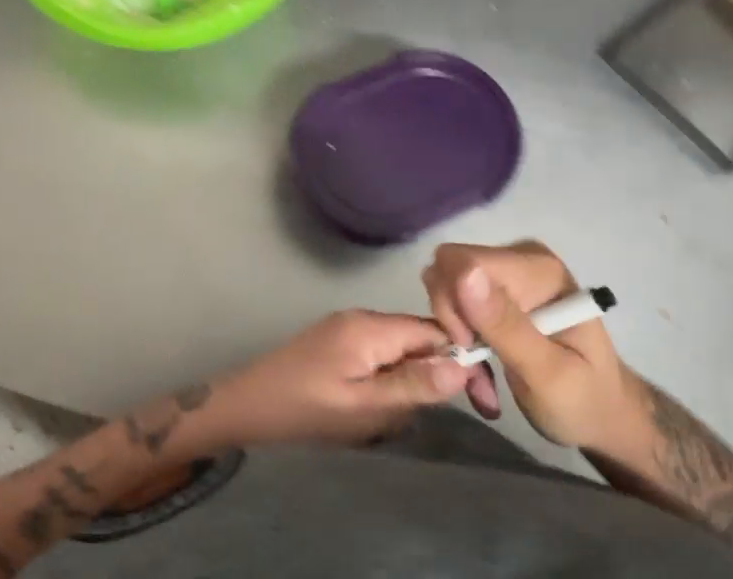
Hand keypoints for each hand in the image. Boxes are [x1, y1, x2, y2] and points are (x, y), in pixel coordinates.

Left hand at [198, 310, 470, 449]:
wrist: (247, 405)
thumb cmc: (306, 409)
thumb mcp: (365, 406)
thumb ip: (413, 386)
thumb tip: (465, 366)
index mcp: (371, 327)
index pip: (437, 332)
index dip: (465, 362)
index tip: (485, 402)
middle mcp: (362, 317)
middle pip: (420, 338)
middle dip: (440, 374)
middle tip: (457, 414)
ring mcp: (346, 327)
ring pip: (401, 349)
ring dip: (414, 380)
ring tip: (407, 415)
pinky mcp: (336, 342)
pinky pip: (380, 355)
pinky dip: (391, 379)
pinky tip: (382, 406)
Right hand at [421, 241, 644, 452]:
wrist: (604, 417)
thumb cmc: (584, 401)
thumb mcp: (547, 374)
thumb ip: (505, 325)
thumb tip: (463, 272)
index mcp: (539, 269)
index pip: (460, 262)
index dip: (453, 306)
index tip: (471, 348)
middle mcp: (521, 257)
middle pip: (447, 270)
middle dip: (451, 321)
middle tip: (475, 364)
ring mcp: (508, 271)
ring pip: (445, 285)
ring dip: (454, 333)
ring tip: (480, 372)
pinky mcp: (497, 288)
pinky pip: (453, 298)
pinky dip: (460, 334)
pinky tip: (480, 364)